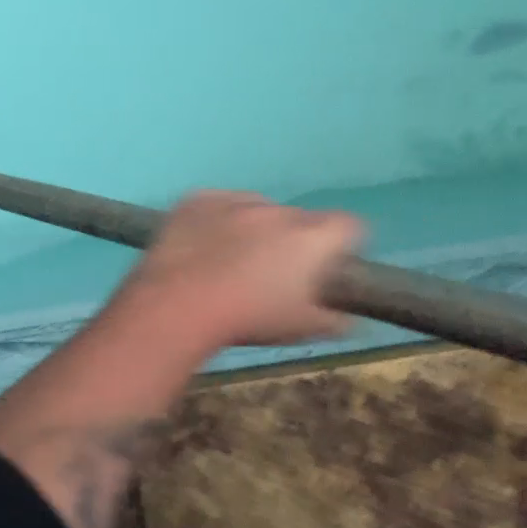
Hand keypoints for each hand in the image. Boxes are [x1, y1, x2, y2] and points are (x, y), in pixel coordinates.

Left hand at [121, 190, 360, 347]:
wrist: (177, 301)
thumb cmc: (249, 316)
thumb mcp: (306, 328)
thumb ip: (338, 319)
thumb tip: (345, 315)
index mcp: (312, 237)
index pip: (349, 225)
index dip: (342, 244)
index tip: (330, 263)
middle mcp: (275, 210)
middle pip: (299, 217)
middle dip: (296, 237)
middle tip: (278, 266)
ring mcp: (231, 201)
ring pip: (257, 207)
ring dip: (256, 225)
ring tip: (235, 253)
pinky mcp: (195, 199)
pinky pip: (217, 202)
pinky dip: (218, 216)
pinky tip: (206, 239)